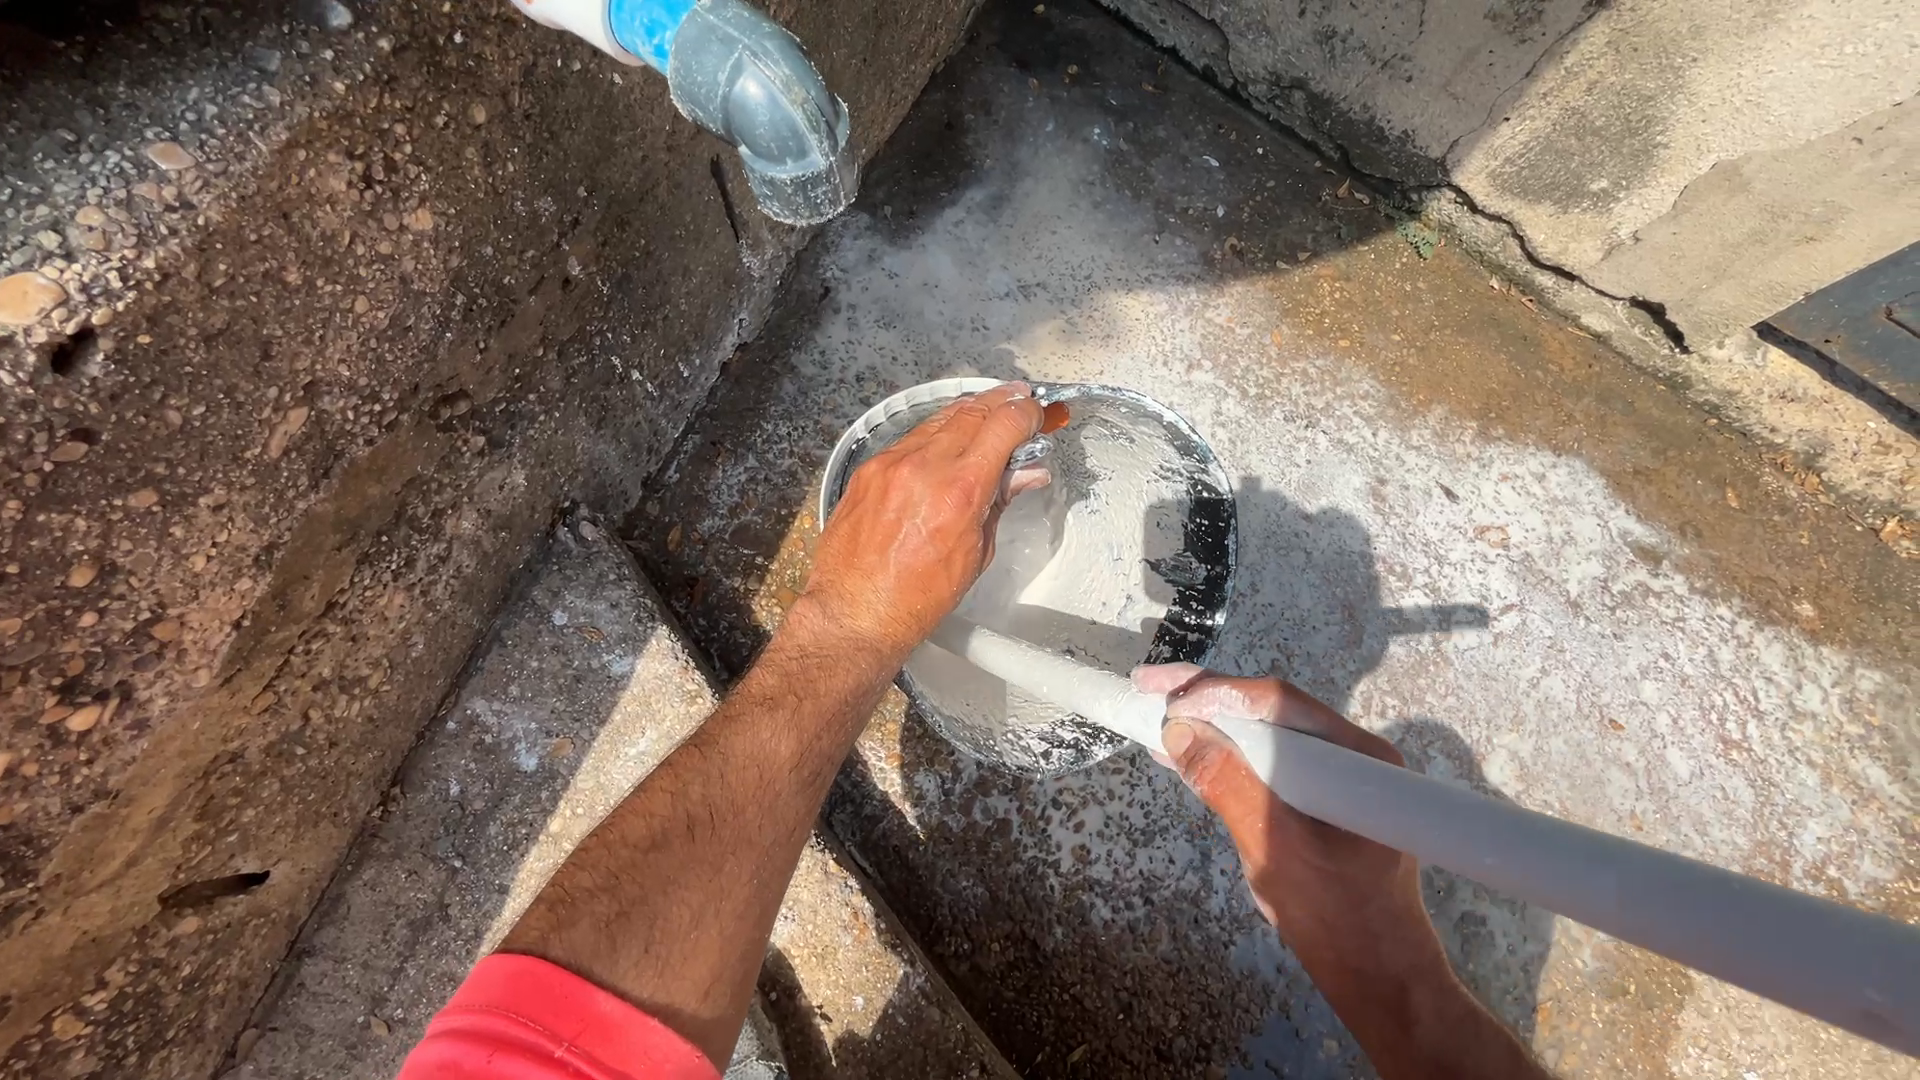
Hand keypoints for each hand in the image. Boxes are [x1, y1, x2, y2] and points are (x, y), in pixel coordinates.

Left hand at [805, 382, 1045, 659]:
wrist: (854, 611)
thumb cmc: (913, 598)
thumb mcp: (976, 553)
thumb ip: (999, 503)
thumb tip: (1022, 475)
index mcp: (959, 491)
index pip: (1003, 426)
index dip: (1028, 413)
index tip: (1038, 414)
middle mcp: (923, 467)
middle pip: (973, 411)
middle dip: (1003, 401)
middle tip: (1021, 400)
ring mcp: (892, 464)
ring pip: (940, 418)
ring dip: (970, 411)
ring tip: (990, 412)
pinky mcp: (870, 469)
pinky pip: (911, 436)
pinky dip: (937, 431)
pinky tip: (949, 438)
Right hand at [1132, 665, 1441, 967]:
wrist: (1376, 978)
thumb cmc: (1335, 917)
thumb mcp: (1272, 847)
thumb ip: (1227, 784)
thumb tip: (1176, 729)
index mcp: (1356, 755)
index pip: (1278, 704)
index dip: (1218, 694)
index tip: (1167, 704)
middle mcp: (1346, 752)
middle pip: (1266, 709)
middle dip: (1203, 695)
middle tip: (1146, 685)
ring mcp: (1328, 773)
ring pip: (1257, 731)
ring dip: (1204, 720)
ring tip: (1152, 708)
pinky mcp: (1310, 795)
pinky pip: (1258, 760)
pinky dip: (1218, 753)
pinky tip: (1181, 751)